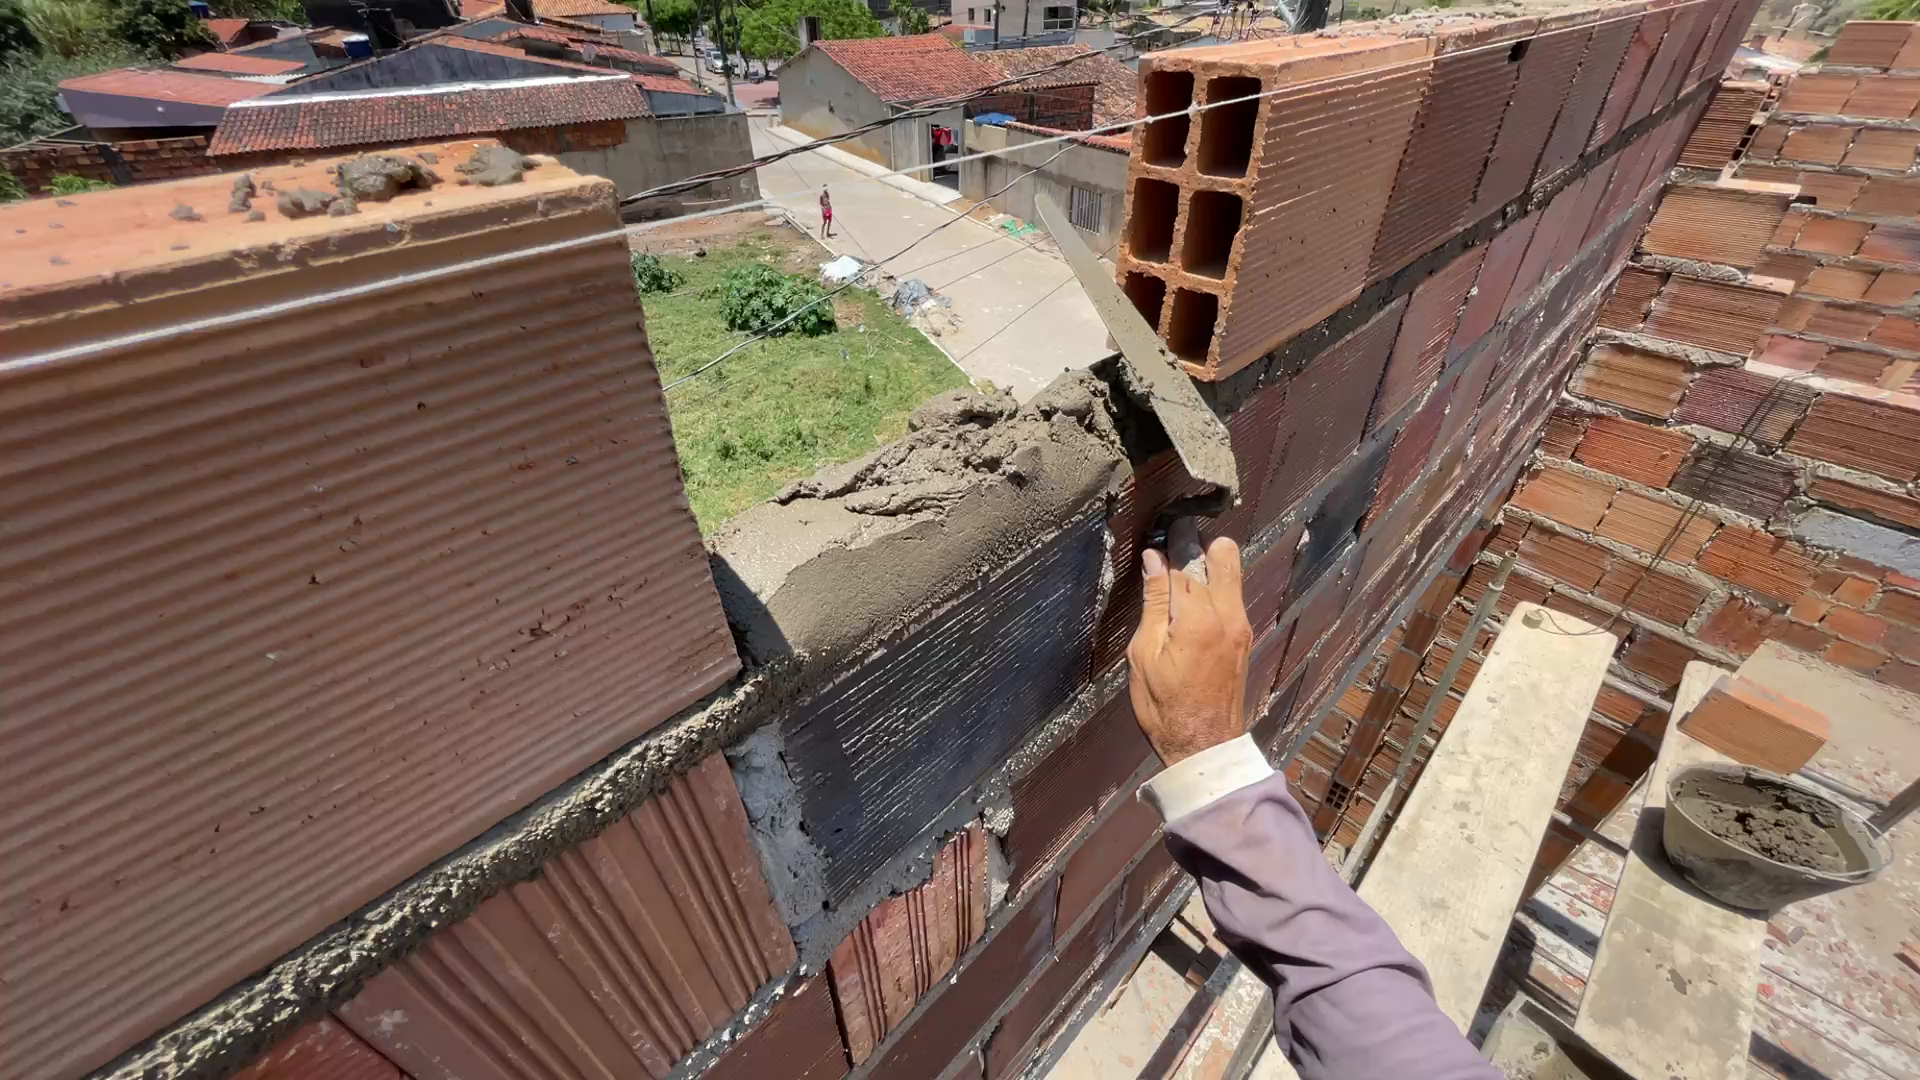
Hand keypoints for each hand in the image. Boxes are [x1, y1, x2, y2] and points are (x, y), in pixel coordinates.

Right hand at [1127, 517, 1253, 765]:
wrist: (1204, 746)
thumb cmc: (1164, 706)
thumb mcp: (1145, 655)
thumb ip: (1154, 604)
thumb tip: (1153, 561)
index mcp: (1198, 619)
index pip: (1182, 567)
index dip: (1167, 550)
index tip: (1156, 537)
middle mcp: (1228, 616)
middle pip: (1221, 557)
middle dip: (1198, 544)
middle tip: (1175, 541)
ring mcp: (1241, 626)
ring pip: (1229, 575)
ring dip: (1207, 565)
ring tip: (1178, 567)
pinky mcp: (1244, 637)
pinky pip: (1230, 597)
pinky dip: (1212, 586)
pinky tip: (1189, 596)